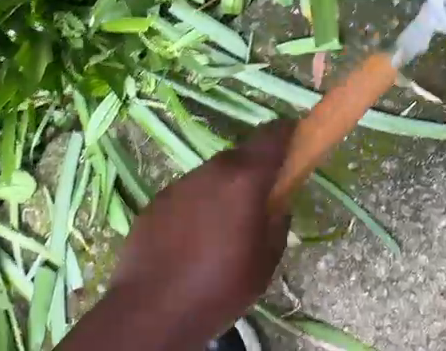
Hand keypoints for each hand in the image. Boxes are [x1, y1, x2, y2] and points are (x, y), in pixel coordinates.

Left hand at [76, 120, 295, 350]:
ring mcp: (181, 183)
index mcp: (245, 178)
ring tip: (223, 227)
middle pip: (242, 155)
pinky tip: (193, 239)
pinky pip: (188, 194)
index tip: (297, 142)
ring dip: (224, 189)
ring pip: (213, 175)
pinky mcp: (157, 200)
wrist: (148, 313)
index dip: (288, 133)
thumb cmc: (218, 289)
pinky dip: (198, 206)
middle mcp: (213, 170)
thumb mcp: (266, 262)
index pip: (273, 135)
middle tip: (261, 199)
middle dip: (256, 169)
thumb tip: (278, 206)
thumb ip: (278, 223)